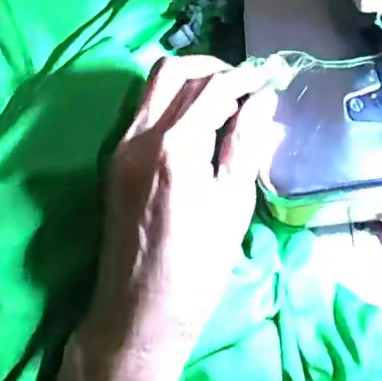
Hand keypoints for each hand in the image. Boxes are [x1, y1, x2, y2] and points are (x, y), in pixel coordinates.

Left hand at [40, 55, 280, 380]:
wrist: (137, 313)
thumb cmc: (197, 268)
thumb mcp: (233, 205)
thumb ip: (246, 142)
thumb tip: (263, 98)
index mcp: (174, 149)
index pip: (211, 88)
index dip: (243, 77)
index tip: (266, 78)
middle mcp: (141, 136)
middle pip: (175, 71)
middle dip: (212, 67)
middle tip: (242, 84)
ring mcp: (122, 144)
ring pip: (153, 83)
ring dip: (189, 78)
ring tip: (221, 98)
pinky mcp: (115, 157)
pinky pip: (143, 107)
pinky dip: (171, 99)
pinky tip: (195, 121)